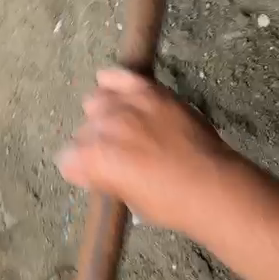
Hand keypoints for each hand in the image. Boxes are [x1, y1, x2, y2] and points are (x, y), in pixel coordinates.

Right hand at [56, 68, 248, 234]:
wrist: (211, 182)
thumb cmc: (171, 203)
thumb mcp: (130, 200)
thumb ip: (107, 177)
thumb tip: (96, 170)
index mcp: (95, 160)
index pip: (67, 158)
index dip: (81, 168)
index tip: (94, 174)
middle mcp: (103, 128)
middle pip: (83, 130)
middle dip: (93, 143)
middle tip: (116, 154)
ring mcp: (125, 105)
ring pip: (95, 101)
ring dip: (103, 114)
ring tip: (122, 126)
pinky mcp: (146, 90)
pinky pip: (118, 76)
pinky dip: (112, 81)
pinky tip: (115, 88)